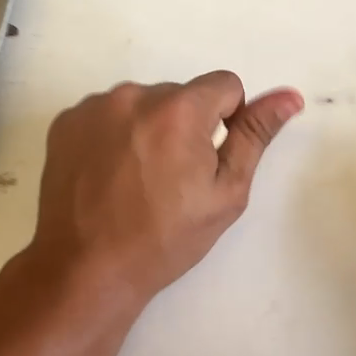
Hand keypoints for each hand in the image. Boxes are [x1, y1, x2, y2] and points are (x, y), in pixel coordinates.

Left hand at [28, 72, 303, 311]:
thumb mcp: (225, 192)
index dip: (227, 120)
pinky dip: (113, 135)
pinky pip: (106, 114)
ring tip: (136, 179)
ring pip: (142, 103)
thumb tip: (289, 96)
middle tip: (172, 178)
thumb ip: (255, 135)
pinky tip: (108, 175)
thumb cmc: (165, 238)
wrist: (85, 270)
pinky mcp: (66, 120)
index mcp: (179, 109)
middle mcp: (135, 94)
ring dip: (148, 128)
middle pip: (181, 95)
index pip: (224, 85)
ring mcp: (94, 106)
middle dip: (185, 126)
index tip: (208, 159)